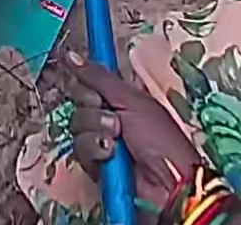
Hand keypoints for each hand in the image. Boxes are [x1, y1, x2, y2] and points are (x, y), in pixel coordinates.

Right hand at [56, 49, 203, 209]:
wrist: (169, 186)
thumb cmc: (159, 138)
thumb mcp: (131, 100)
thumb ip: (98, 77)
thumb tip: (70, 54)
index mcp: (118, 99)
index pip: (87, 81)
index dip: (87, 83)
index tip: (95, 90)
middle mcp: (107, 117)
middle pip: (78, 100)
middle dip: (92, 107)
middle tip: (113, 117)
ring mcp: (100, 141)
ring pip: (77, 123)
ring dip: (96, 128)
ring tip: (115, 138)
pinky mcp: (96, 165)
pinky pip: (80, 148)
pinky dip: (94, 148)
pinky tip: (109, 153)